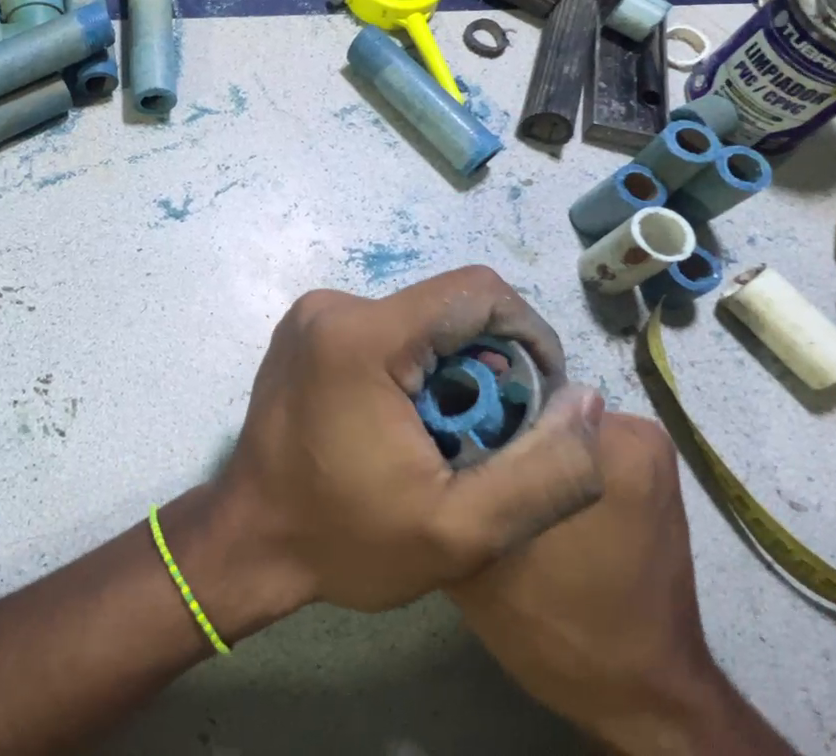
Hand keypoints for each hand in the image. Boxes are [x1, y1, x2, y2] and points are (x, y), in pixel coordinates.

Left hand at [212, 266, 606, 615]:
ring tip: (447, 443)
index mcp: (361, 336)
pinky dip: (414, 371)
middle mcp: (330, 307)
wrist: (249, 543)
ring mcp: (311, 318)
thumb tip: (586, 399)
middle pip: (448, 308)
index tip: (539, 402)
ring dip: (452, 374)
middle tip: (488, 439)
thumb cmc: (344, 540)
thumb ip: (546, 470)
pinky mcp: (304, 336)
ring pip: (419, 322)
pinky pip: (384, 332)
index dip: (530, 336)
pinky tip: (409, 429)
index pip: (479, 292)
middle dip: (488, 368)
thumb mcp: (462, 531)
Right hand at [445, 414, 789, 754]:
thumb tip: (413, 435)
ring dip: (514, 455)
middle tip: (449, 473)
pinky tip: (515, 510)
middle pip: (530, 408)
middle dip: (489, 434)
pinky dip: (543, 474)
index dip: (459, 412)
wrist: (637, 693)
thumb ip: (449, 481)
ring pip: (548, 432)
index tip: (429, 441)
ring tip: (480, 496)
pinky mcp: (648, 486)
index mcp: (602, 439)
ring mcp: (646, 458)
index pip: (506, 391)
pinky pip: (575, 456)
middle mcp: (633, 433)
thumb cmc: (556, 622)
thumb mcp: (477, 550)